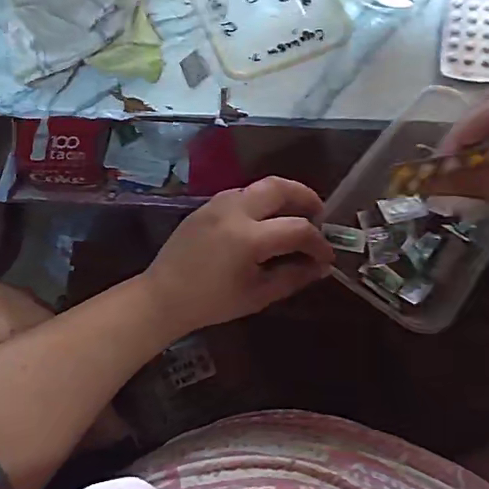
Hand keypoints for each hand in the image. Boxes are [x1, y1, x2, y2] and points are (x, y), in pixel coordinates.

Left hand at [139, 176, 334, 333]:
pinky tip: (264, 222)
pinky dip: (259, 201)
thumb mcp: (257, 295)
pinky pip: (239, 194)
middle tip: (318, 215)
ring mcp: (216, 205)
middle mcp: (233, 211)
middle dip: (305, 197)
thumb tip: (320, 266)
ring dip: (281, 196)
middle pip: (279, 187)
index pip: (297, 229)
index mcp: (247, 237)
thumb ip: (292, 276)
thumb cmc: (211, 302)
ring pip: (258, 186)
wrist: (162, 295)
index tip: (326, 256)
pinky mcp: (204, 207)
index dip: (318, 243)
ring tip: (293, 217)